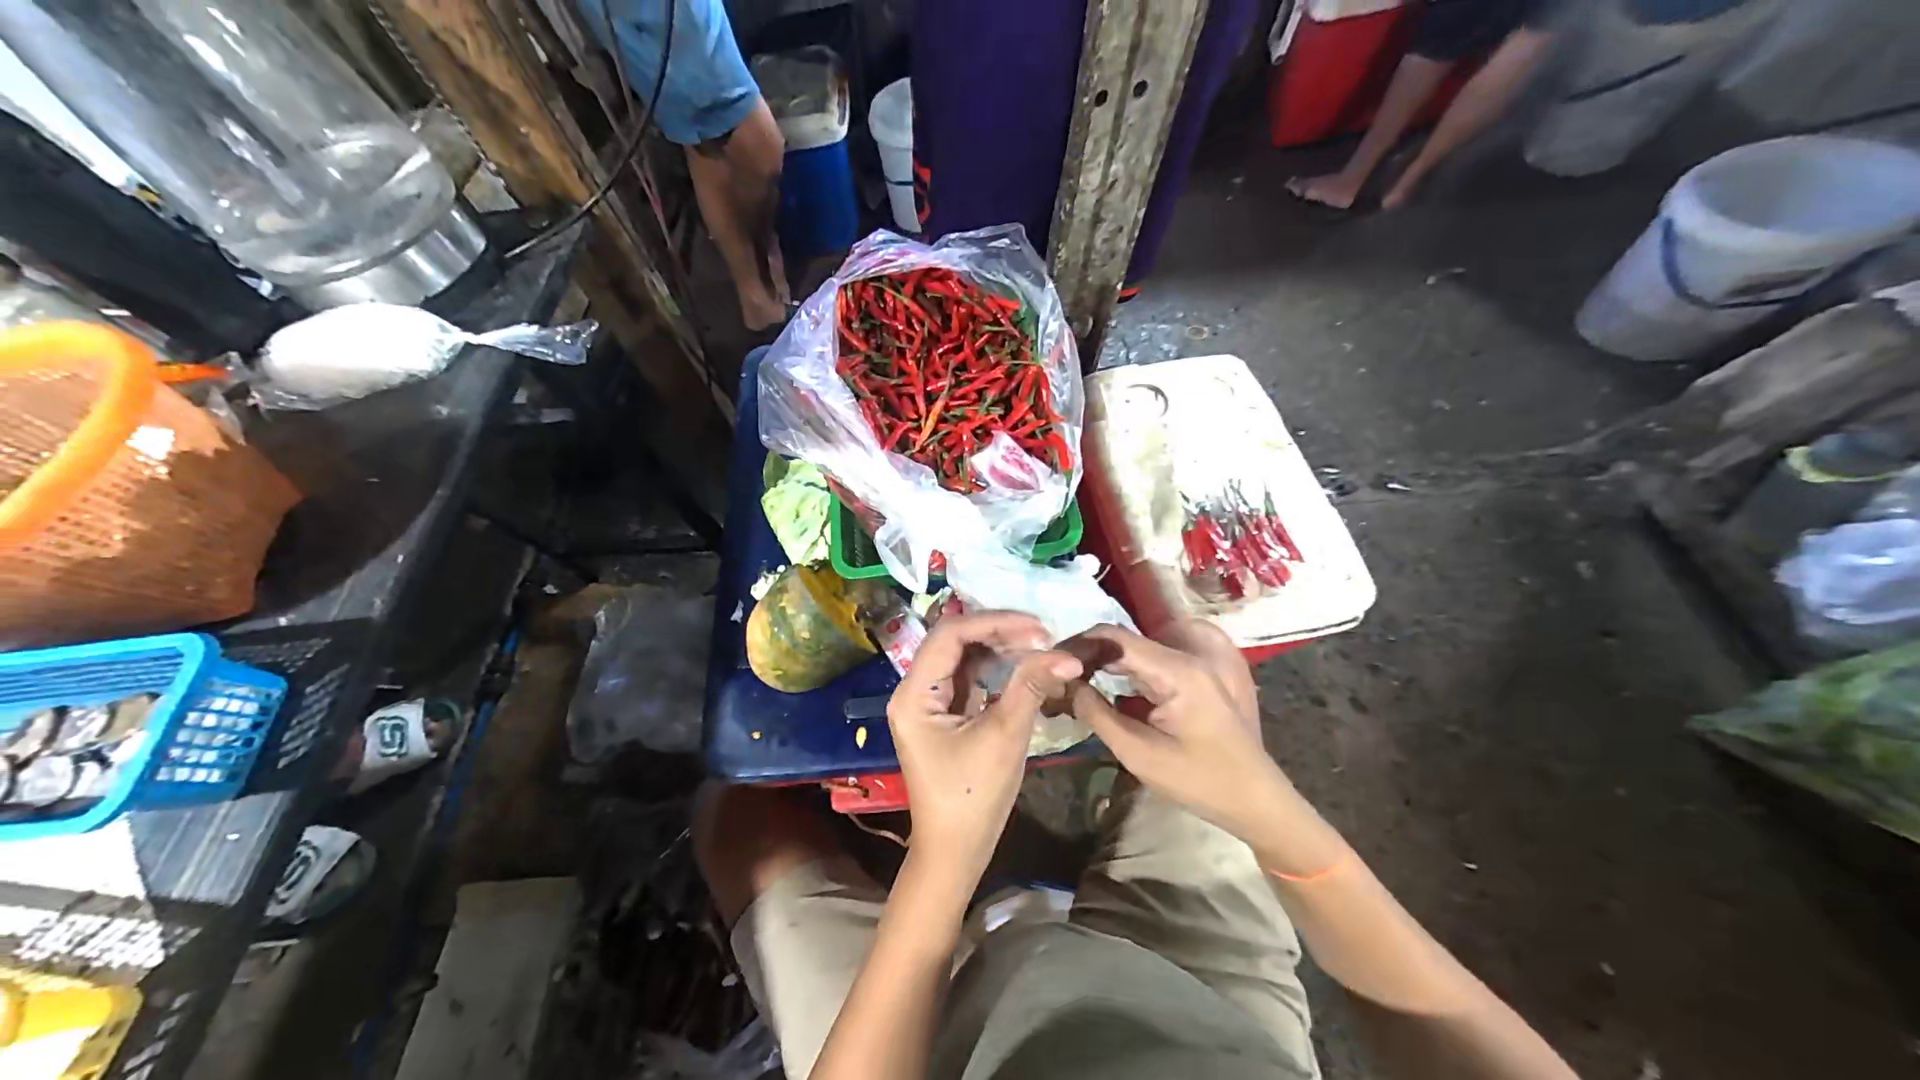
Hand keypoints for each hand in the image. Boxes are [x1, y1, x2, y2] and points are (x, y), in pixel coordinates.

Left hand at [887, 611, 1082, 878]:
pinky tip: (1023, 665)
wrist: (955, 852)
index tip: (1038, 627)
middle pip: (955, 642)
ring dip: (999, 649)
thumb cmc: (973, 798)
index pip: (950, 635)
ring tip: (1039, 646)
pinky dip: (995, 670)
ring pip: (963, 659)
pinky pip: (968, 680)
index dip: (995, 622)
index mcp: (914, 694)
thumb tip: (1068, 653)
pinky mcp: (943, 716)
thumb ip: (1031, 686)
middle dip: (999, 633)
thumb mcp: (1005, 736)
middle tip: (1043, 635)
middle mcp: (914, 691)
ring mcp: (928, 704)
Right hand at [1061, 621, 1289, 841]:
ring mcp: (1210, 655)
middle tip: (1068, 678)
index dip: (1078, 646)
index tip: (1053, 664)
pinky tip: (1132, 683)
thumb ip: (1096, 713)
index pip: (1115, 638)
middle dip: (1094, 654)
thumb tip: (1065, 683)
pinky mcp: (1215, 665)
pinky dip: (1142, 659)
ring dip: (1116, 655)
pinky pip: (1167, 648)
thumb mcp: (1138, 753)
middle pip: (1130, 637)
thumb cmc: (1199, 782)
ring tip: (1092, 679)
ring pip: (1146, 640)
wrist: (1258, 800)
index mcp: (1179, 670)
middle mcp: (1196, 651)